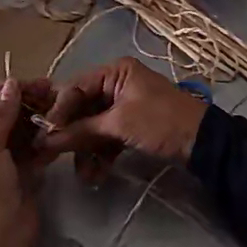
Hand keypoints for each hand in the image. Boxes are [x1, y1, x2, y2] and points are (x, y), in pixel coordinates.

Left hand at [0, 78, 55, 246]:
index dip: (0, 93)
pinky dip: (44, 140)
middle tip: (52, 92)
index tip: (28, 83)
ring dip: (37, 121)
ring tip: (61, 108)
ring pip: (19, 133)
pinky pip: (32, 151)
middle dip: (24, 105)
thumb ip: (0, 115)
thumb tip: (12, 84)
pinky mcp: (20, 176)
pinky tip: (60, 130)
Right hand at [40, 59, 207, 183]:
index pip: (75, 88)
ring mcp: (125, 106)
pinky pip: (107, 137)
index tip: (45, 136)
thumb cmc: (160, 122)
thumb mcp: (119, 124)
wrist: (202, 142)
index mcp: (116, 72)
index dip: (59, 112)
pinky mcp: (132, 125)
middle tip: (50, 158)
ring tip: (84, 175)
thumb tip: (45, 140)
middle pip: (82, 110)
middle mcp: (118, 83)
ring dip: (86, 151)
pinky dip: (101, 154)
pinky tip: (96, 174)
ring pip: (93, 127)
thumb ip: (81, 130)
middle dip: (71, 137)